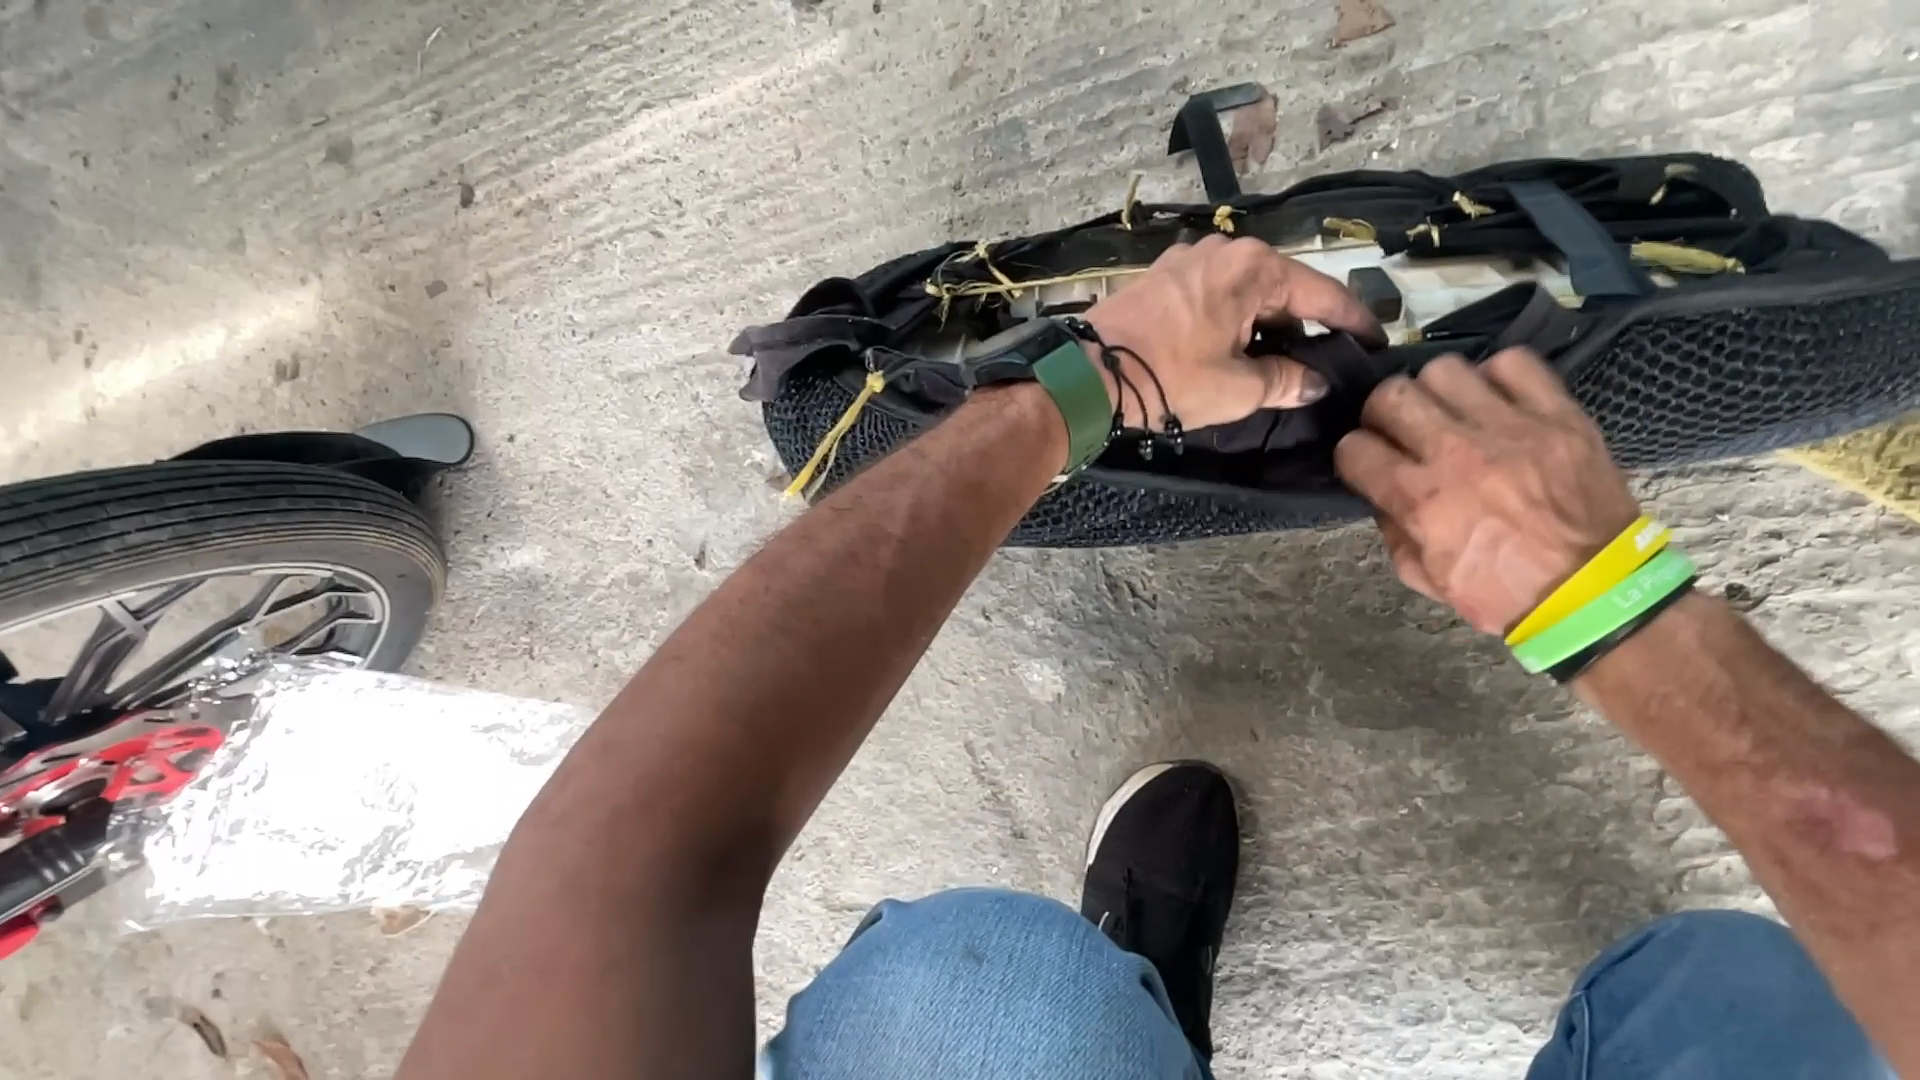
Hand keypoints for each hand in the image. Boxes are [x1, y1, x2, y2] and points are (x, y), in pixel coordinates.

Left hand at [1081, 234, 1382, 430]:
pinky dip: (1229, 317)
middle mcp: (1223, 251)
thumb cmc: (1168, 378)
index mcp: (1254, 268)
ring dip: (1263, 321)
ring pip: (1243, 289)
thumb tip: (1313, 383)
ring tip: (1277, 357)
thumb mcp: (1236, 388)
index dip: (1351, 322)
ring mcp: (1185, 260)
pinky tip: (1231, 344)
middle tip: (1322, 357)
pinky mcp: (1158, 277)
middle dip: (1303, 323)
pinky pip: (1210, 293)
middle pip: (1281, 287)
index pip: (1321, 294)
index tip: (1374, 341)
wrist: (1086, 374)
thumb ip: (1284, 381)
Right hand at [1332, 348, 1641, 634]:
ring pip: (1444, 369)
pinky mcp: (1559, 415)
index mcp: (1420, 498)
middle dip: (1381, 413)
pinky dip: (1495, 376)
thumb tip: (1382, 489)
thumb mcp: (1421, 574)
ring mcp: (1512, 428)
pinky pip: (1515, 363)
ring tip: (1448, 412)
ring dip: (1434, 391)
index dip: (1353, 456)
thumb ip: (1390, 526)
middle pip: (1390, 396)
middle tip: (1398, 430)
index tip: (1366, 464)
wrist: (1596, 596)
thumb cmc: (1500, 592)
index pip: (1354, 448)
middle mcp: (1457, 453)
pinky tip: (1494, 402)